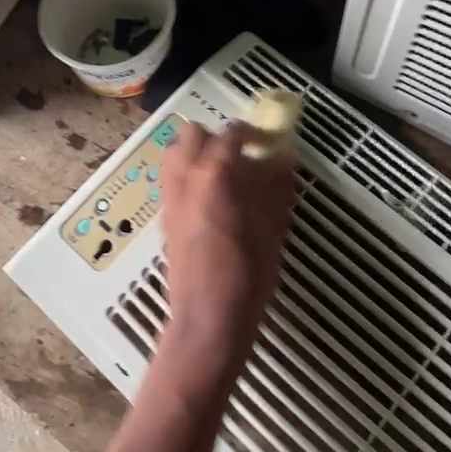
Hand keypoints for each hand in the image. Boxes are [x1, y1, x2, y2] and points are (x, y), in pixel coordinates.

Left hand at [157, 122, 298, 360]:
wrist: (208, 318)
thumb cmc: (247, 275)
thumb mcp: (272, 230)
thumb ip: (277, 189)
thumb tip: (286, 160)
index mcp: (213, 175)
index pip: (230, 134)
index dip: (250, 133)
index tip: (266, 142)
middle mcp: (184, 179)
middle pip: (192, 134)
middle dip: (216, 137)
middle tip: (241, 155)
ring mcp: (169, 198)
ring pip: (174, 153)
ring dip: (195, 153)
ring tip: (221, 173)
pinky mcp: (164, 218)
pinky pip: (170, 180)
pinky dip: (186, 176)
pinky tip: (210, 199)